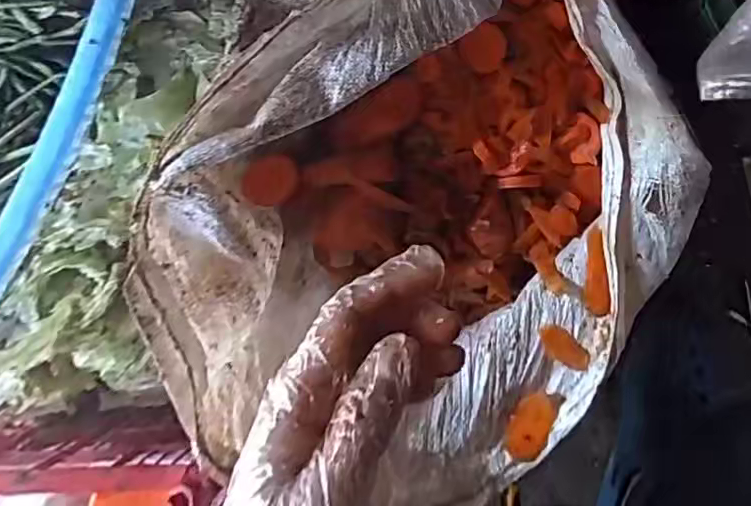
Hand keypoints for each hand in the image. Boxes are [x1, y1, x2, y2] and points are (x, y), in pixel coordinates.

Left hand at [227, 245, 465, 505]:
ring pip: (372, 348)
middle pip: (361, 323)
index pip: (346, 310)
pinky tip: (429, 377)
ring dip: (415, 337)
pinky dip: (408, 369)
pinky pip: (374, 380)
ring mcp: (317, 410)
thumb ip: (363, 414)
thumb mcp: (329, 483)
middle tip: (452, 323)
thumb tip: (401, 344)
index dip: (392, 280)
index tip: (435, 266)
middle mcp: (306, 387)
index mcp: (298, 387)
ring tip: (451, 351)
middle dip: (411, 309)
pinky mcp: (329, 435)